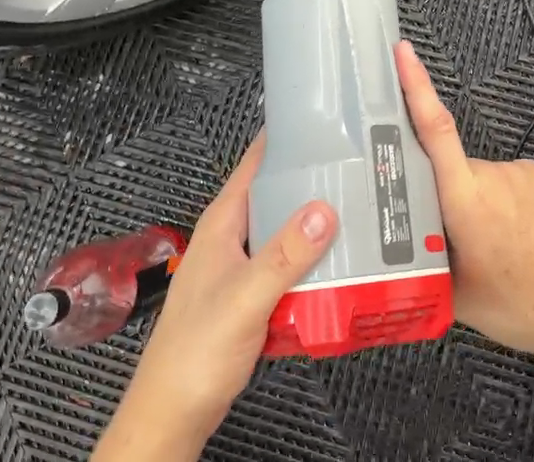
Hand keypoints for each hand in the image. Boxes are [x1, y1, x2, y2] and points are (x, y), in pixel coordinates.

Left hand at [96, 138, 336, 460]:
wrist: (174, 412)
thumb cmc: (196, 352)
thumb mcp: (246, 298)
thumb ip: (285, 255)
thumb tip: (325, 207)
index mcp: (223, 223)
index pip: (255, 163)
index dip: (285, 137)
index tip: (326, 119)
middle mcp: (231, 237)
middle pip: (276, 194)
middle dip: (313, 179)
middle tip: (360, 167)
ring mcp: (240, 266)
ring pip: (284, 230)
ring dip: (315, 222)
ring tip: (359, 210)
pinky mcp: (251, 294)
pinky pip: (287, 264)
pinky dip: (311, 259)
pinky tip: (340, 265)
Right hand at [395, 41, 533, 356]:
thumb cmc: (524, 303)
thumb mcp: (457, 297)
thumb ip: (423, 265)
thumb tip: (398, 252)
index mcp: (464, 200)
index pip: (434, 130)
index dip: (416, 87)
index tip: (402, 52)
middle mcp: (490, 174)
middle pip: (447, 169)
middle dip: (440, 198)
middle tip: (452, 247)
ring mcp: (517, 171)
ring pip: (474, 179)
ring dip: (472, 205)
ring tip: (491, 251)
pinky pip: (500, 181)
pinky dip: (496, 203)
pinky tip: (511, 238)